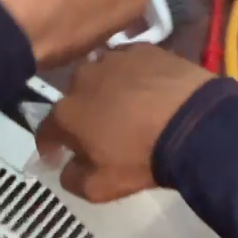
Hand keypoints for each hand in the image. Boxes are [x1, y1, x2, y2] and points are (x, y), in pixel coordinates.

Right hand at [34, 45, 215, 201]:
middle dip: (80, 115)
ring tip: (122, 108)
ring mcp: (114, 58)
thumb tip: (66, 169)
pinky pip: (128, 64)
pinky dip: (131, 78)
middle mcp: (82, 78)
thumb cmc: (139, 159)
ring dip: (104, 92)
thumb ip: (72, 180)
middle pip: (73, 99)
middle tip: (97, 133)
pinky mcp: (145, 48)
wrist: (192, 124)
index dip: (48, 146)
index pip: (45, 130)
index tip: (55, 157)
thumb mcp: (98, 188)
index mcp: (66, 113)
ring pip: (100, 76)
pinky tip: (145, 92)